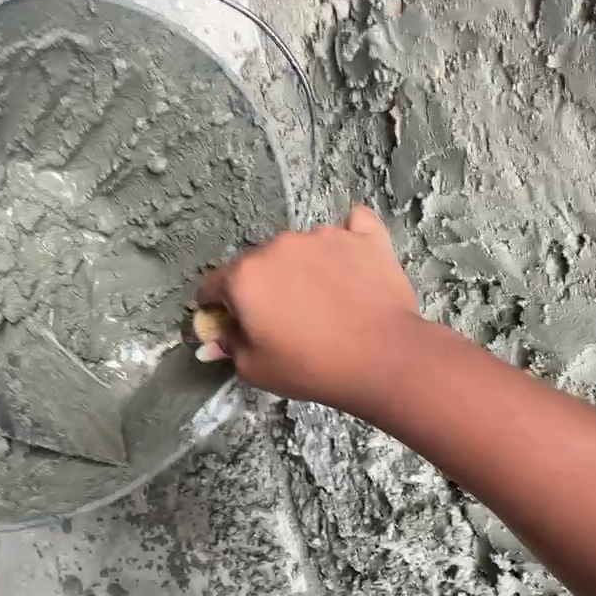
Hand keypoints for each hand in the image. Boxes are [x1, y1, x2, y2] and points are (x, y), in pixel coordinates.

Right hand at [196, 204, 422, 406]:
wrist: (383, 358)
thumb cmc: (310, 367)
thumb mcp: (254, 369)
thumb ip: (230, 346)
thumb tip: (218, 338)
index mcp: (244, 277)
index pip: (211, 284)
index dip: (216, 306)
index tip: (231, 323)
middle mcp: (278, 247)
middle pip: (255, 264)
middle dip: (259, 287)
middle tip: (280, 319)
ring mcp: (323, 236)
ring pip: (298, 247)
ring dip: (299, 267)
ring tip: (322, 299)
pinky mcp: (364, 236)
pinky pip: (349, 226)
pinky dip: (344, 240)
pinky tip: (349, 261)